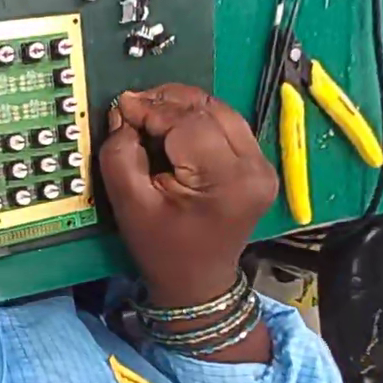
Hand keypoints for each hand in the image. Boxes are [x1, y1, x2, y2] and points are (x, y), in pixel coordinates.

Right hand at [98, 84, 277, 307]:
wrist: (196, 281)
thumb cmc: (161, 247)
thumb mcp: (128, 204)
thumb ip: (120, 155)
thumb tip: (124, 114)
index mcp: (226, 179)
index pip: (187, 124)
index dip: (151, 109)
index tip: (120, 105)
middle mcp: (254, 166)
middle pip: (209, 109)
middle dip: (166, 101)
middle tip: (132, 105)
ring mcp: (262, 164)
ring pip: (220, 110)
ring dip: (181, 106)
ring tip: (148, 113)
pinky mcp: (258, 163)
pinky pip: (225, 124)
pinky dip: (195, 118)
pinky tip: (170, 127)